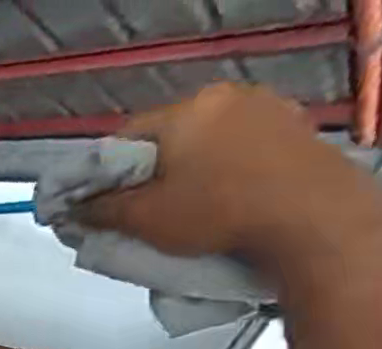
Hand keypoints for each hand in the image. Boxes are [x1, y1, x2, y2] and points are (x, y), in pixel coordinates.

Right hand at [78, 84, 381, 270]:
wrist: (311, 217)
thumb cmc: (214, 211)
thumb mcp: (139, 218)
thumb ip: (97, 210)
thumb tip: (70, 209)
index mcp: (185, 111)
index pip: (120, 140)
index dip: (97, 175)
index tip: (88, 204)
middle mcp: (227, 98)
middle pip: (162, 139)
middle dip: (140, 172)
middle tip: (127, 210)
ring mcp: (267, 109)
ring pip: (198, 143)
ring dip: (178, 172)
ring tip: (169, 207)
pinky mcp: (292, 128)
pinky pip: (233, 148)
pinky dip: (213, 170)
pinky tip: (209, 198)